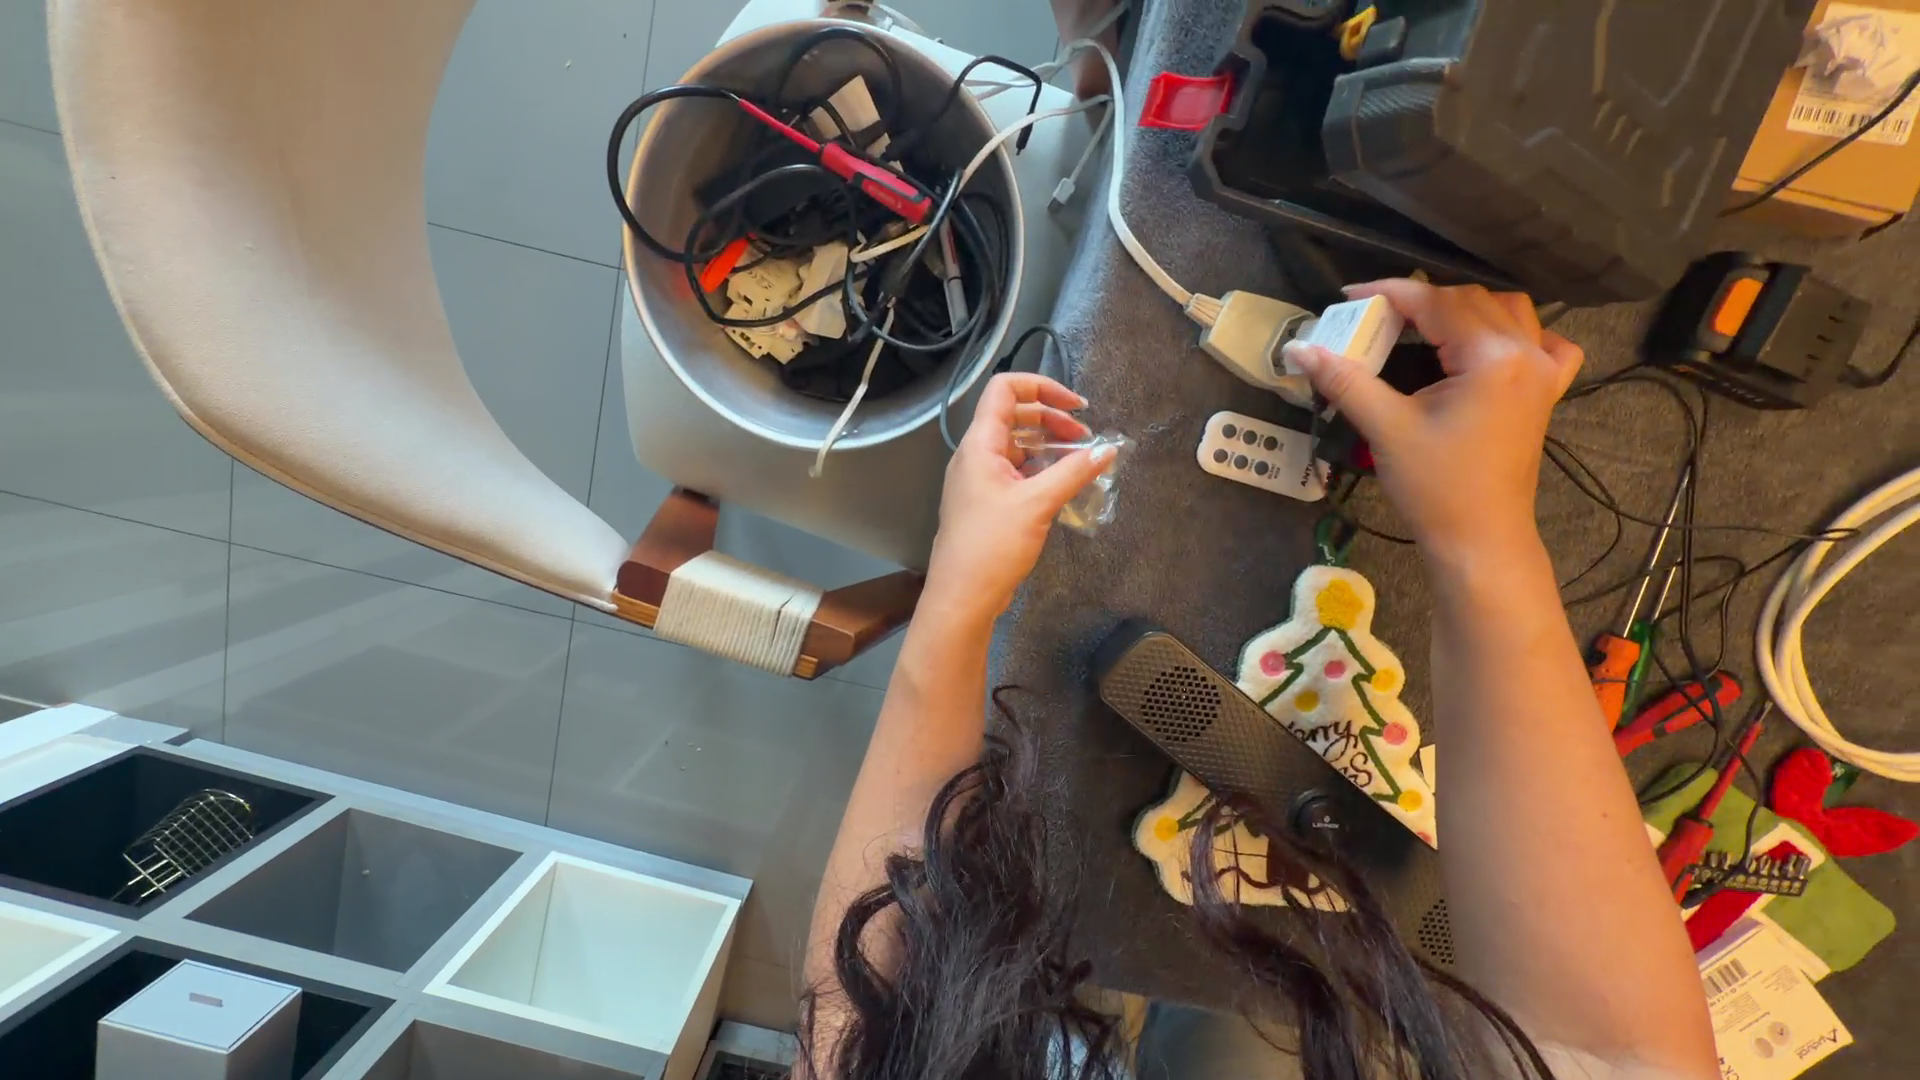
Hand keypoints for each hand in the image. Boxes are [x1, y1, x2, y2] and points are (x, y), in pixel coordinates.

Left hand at [924, 373, 1117, 622]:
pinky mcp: (986, 502)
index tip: (1077, 406)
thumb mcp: (1038, 504)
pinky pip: (1015, 472)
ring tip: (1080, 462)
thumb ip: (1074, 472)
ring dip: (1048, 447)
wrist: (962, 596)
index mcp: (979, 444)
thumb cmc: (993, 545)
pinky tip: (1063, 485)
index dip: (1041, 386)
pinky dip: (1040, 470)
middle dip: (1052, 419)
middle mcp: (975, 455)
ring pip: (1016, 446)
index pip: (1004, 389)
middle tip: (1085, 439)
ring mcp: (979, 479)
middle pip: (1013, 416)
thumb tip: (1109, 449)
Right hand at [1284, 280, 1582, 558]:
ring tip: (1420, 325)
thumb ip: (1344, 381)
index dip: (1390, 293)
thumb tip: (1299, 349)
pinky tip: (1489, 343)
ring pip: (1508, 312)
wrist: (1480, 537)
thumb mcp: (1384, 429)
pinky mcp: (1545, 393)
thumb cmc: (1434, 486)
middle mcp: (1528, 353)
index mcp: (1492, 357)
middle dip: (1421, 300)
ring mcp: (1545, 372)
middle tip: (1374, 317)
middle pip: (1471, 300)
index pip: (1437, 303)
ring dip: (1462, 308)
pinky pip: (1543, 341)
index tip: (1349, 296)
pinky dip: (1514, 331)